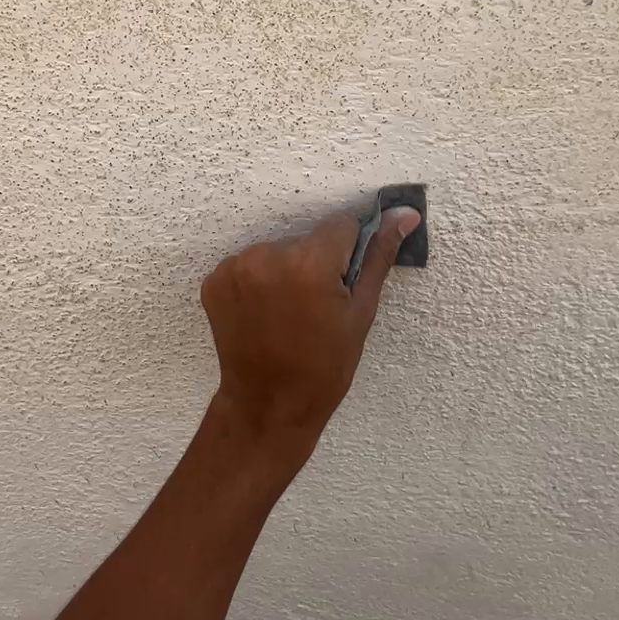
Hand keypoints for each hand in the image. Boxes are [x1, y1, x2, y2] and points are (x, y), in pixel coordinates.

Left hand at [198, 206, 422, 442]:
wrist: (269, 404)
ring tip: (287, 313)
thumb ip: (379, 256)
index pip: (340, 225)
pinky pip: (246, 266)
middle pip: (305, 240)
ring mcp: (235, 268)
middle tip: (315, 307)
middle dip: (314, 264)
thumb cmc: (323, 366)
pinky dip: (256, 283)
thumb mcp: (360, 312)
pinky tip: (263, 314)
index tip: (342, 282)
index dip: (348, 253)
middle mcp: (267, 257)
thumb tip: (404, 215)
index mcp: (308, 264)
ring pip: (275, 252)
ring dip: (283, 272)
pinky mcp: (214, 280)